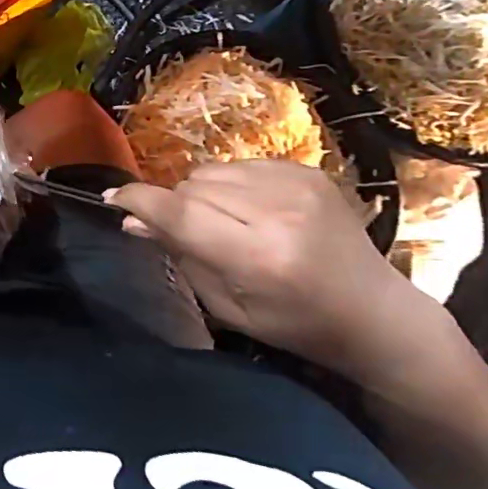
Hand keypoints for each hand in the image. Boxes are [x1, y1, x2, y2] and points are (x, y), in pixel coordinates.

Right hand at [108, 161, 423, 370]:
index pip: (181, 213)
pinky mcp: (307, 169)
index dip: (140, 201)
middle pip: (192, 187)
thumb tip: (133, 220)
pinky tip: (250, 210)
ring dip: (201, 193)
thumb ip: (181, 256)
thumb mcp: (229, 307)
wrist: (374, 310)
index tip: (113, 200)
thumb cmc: (296, 324)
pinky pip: (240, 164)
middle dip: (174, 204)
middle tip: (184, 232)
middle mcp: (278, 210)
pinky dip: (230, 184)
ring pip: (211, 170)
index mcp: (259, 256)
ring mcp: (297, 183)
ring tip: (222, 222)